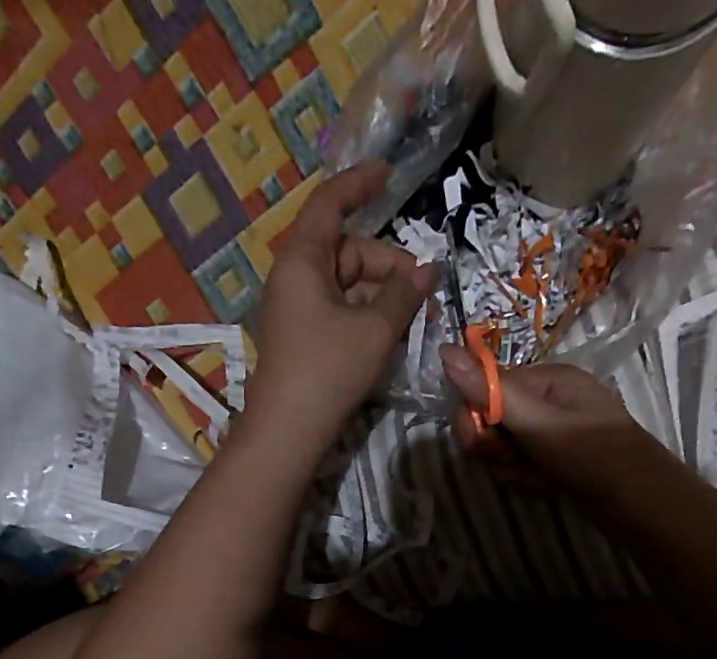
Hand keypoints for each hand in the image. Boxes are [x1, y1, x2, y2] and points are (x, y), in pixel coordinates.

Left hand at [244, 161, 437, 444]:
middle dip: (387, 264)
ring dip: (380, 293)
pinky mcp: (301, 335)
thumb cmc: (328, 368)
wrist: (288, 428)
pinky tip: (389, 333)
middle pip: (347, 251)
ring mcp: (295, 308)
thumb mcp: (375, 328)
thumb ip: (404, 292)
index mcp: (302, 260)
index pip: (329, 205)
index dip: (359, 184)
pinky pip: (338, 309)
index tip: (388, 173)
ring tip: (411, 317)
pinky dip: (365, 313)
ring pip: (346, 283)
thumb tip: (428, 269)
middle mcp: (294, 277)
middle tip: (423, 289)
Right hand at [442, 346, 661, 496]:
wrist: (641, 505)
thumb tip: (444, 351)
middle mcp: (546, 400)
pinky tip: (545, 487)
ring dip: (510, 468)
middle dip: (494, 447)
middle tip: (513, 462)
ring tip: (537, 477)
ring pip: (502, 448)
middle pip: (490, 419)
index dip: (475, 417)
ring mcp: (551, 431)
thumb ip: (489, 392)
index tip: (481, 443)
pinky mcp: (553, 459)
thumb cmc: (592, 454)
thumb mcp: (536, 422)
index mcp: (546, 379)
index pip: (485, 388)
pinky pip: (519, 465)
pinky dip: (524, 479)